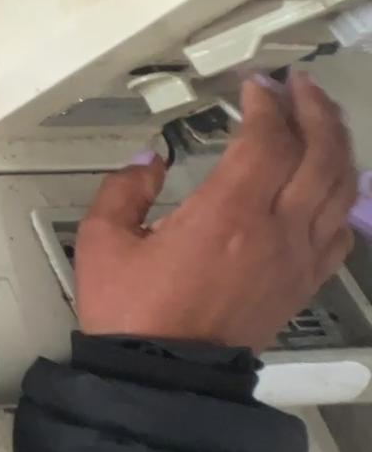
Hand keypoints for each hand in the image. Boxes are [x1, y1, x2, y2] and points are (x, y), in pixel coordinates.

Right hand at [75, 73, 359, 351]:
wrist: (168, 365)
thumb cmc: (132, 305)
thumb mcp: (103, 239)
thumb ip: (124, 191)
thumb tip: (149, 160)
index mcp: (226, 215)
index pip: (265, 145)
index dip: (265, 107)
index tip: (254, 86)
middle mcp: (277, 230)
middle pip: (319, 157)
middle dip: (314, 113)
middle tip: (299, 86)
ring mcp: (300, 254)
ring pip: (344, 186)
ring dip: (337, 145)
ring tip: (322, 118)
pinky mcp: (305, 274)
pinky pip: (344, 223)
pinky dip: (347, 189)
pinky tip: (339, 178)